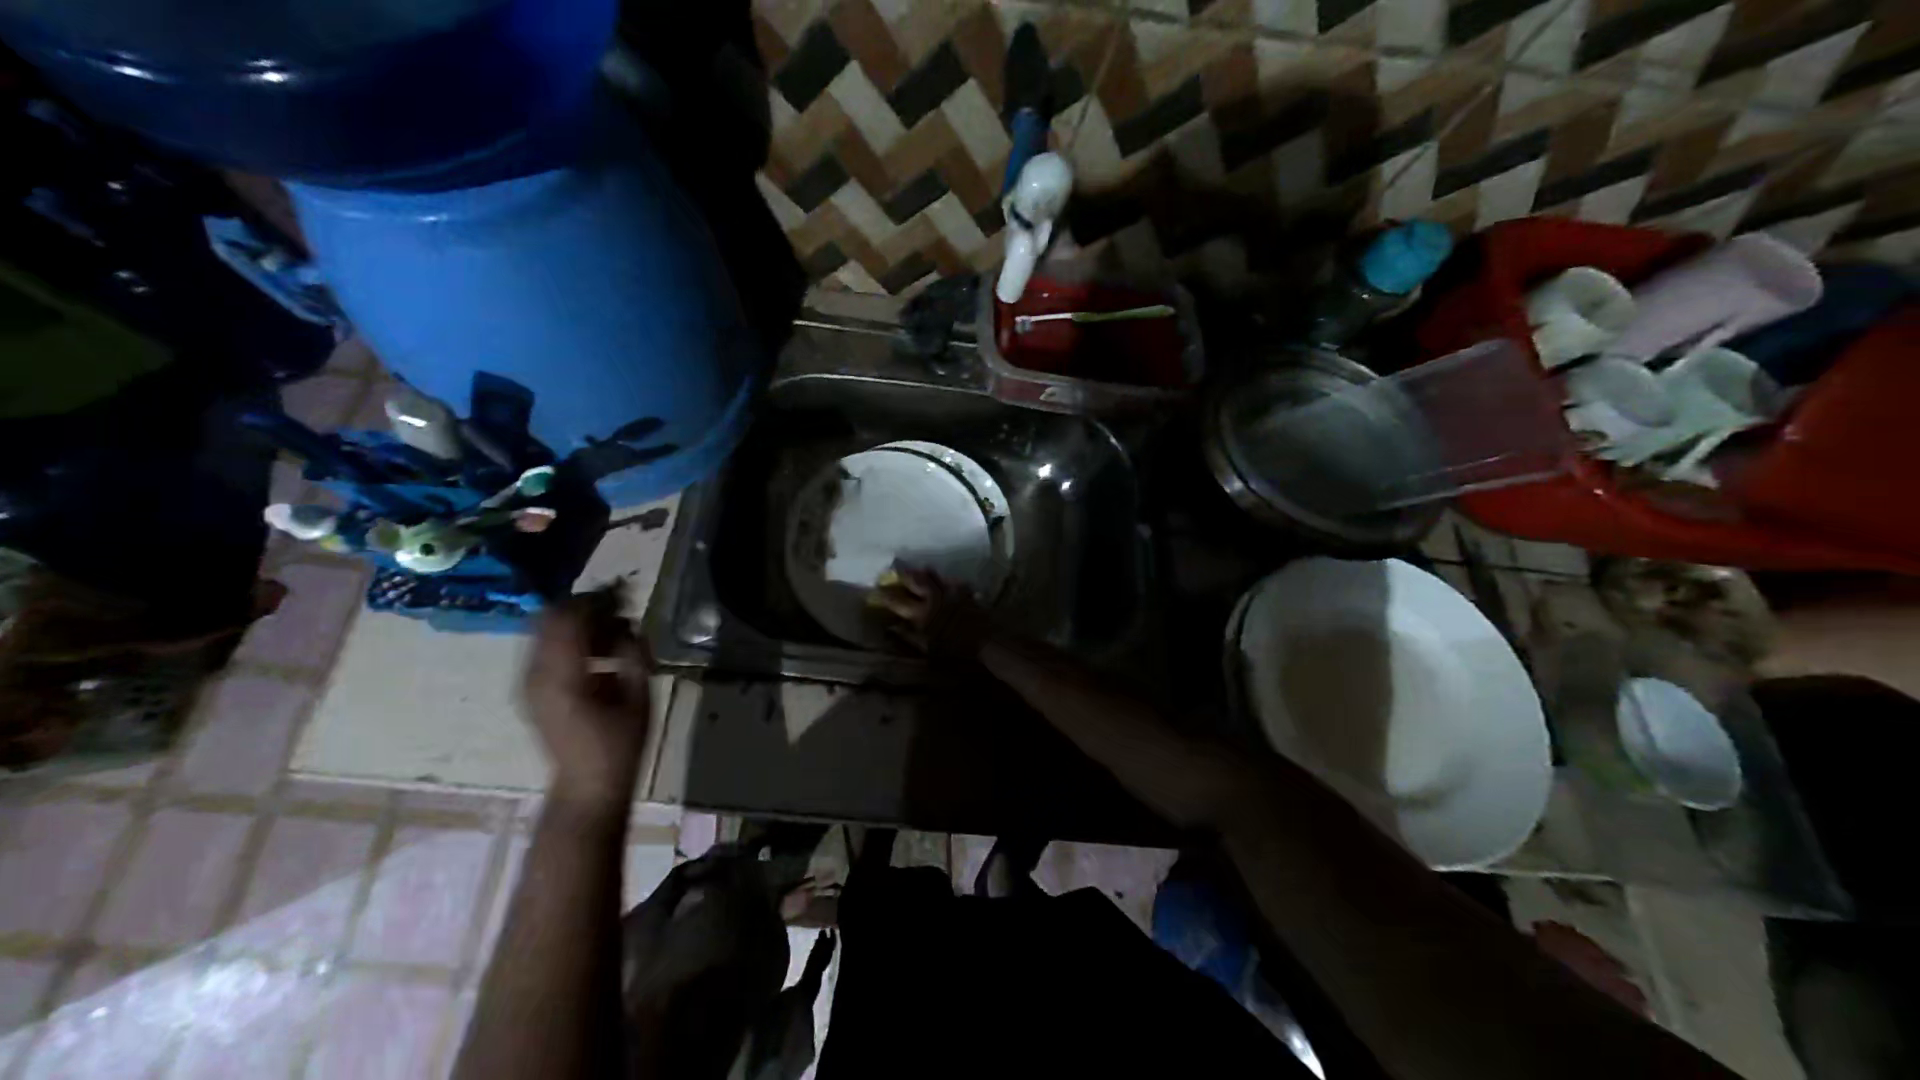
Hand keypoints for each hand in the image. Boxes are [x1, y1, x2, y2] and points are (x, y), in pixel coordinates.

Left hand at [521, 599, 650, 809]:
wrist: (586, 786)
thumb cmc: (620, 746)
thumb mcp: (639, 698)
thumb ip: (633, 655)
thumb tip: (628, 625)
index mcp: (563, 677)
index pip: (569, 619)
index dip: (596, 600)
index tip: (623, 595)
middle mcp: (536, 674)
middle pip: (550, 618)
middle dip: (584, 605)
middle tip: (617, 606)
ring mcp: (528, 681)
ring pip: (544, 629)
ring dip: (576, 620)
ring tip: (610, 627)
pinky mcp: (530, 688)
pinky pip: (544, 646)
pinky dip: (568, 637)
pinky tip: (596, 649)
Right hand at [871, 565, 992, 661]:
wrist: (989, 643)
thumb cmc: (956, 653)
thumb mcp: (928, 651)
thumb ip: (909, 638)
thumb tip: (891, 628)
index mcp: (922, 613)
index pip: (898, 601)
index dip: (886, 595)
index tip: (876, 589)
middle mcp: (935, 598)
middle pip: (916, 581)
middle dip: (903, 573)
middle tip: (894, 566)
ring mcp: (952, 593)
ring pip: (935, 577)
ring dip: (925, 572)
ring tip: (920, 567)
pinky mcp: (967, 594)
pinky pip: (955, 583)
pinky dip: (948, 581)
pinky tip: (949, 582)